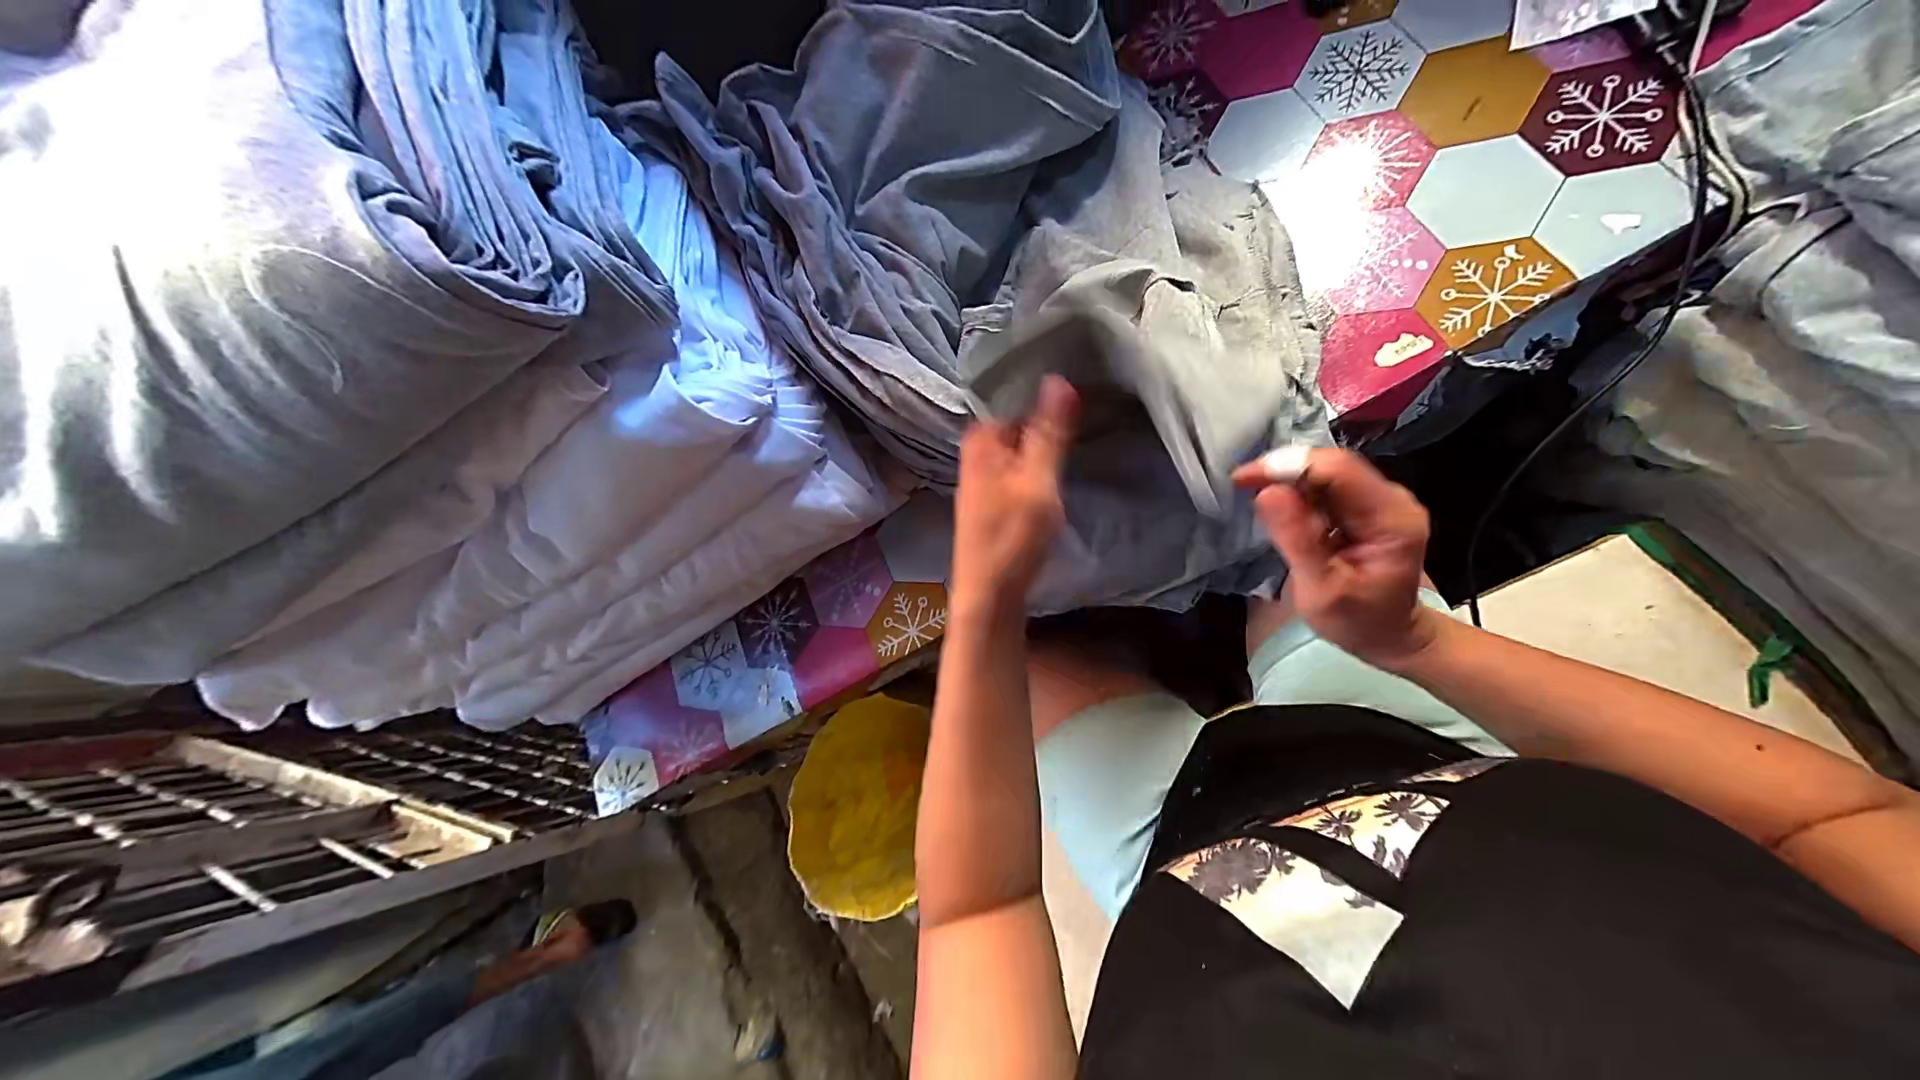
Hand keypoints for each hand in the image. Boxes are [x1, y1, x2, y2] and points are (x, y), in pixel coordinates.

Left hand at [950, 376, 1078, 613]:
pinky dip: (1038, 460)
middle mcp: (976, 452)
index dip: (1043, 386)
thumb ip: (1049, 433)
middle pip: (1017, 418)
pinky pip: (1020, 464)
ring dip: (1045, 437)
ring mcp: (983, 476)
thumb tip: (1059, 379)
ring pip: (1020, 443)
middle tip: (1088, 400)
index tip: (1079, 377)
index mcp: (980, 440)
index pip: (1011, 393)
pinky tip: (1059, 461)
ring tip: (1081, 423)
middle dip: (1047, 412)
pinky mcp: (993, 497)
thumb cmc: (1012, 539)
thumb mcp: (1038, 481)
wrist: (989, 596)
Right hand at [1232, 448, 1441, 671]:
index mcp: (1391, 518)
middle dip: (1284, 470)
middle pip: (1332, 466)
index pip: (1338, 470)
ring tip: (1253, 493)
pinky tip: (1277, 505)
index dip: (1288, 466)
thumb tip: (1267, 493)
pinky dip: (1296, 490)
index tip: (1244, 479)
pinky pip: (1326, 485)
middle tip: (1242, 484)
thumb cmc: (1357, 621)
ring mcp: (1379, 500)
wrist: (1390, 636)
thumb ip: (1297, 540)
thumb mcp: (1321, 589)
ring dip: (1287, 479)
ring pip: (1326, 472)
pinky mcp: (1364, 506)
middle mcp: (1391, 499)